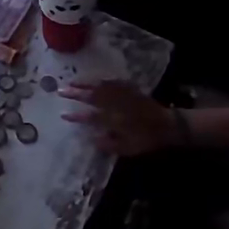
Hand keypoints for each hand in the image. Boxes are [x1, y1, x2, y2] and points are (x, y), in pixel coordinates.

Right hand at [61, 80, 183, 155]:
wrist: (167, 125)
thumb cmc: (146, 139)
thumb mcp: (128, 148)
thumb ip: (108, 144)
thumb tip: (90, 139)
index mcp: (113, 120)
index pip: (90, 117)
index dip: (76, 116)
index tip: (63, 115)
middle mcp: (115, 104)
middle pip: (92, 96)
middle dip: (75, 93)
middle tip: (61, 90)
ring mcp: (122, 94)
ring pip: (100, 86)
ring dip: (85, 83)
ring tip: (72, 81)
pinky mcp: (130, 88)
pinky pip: (113, 81)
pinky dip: (101, 80)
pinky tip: (95, 80)